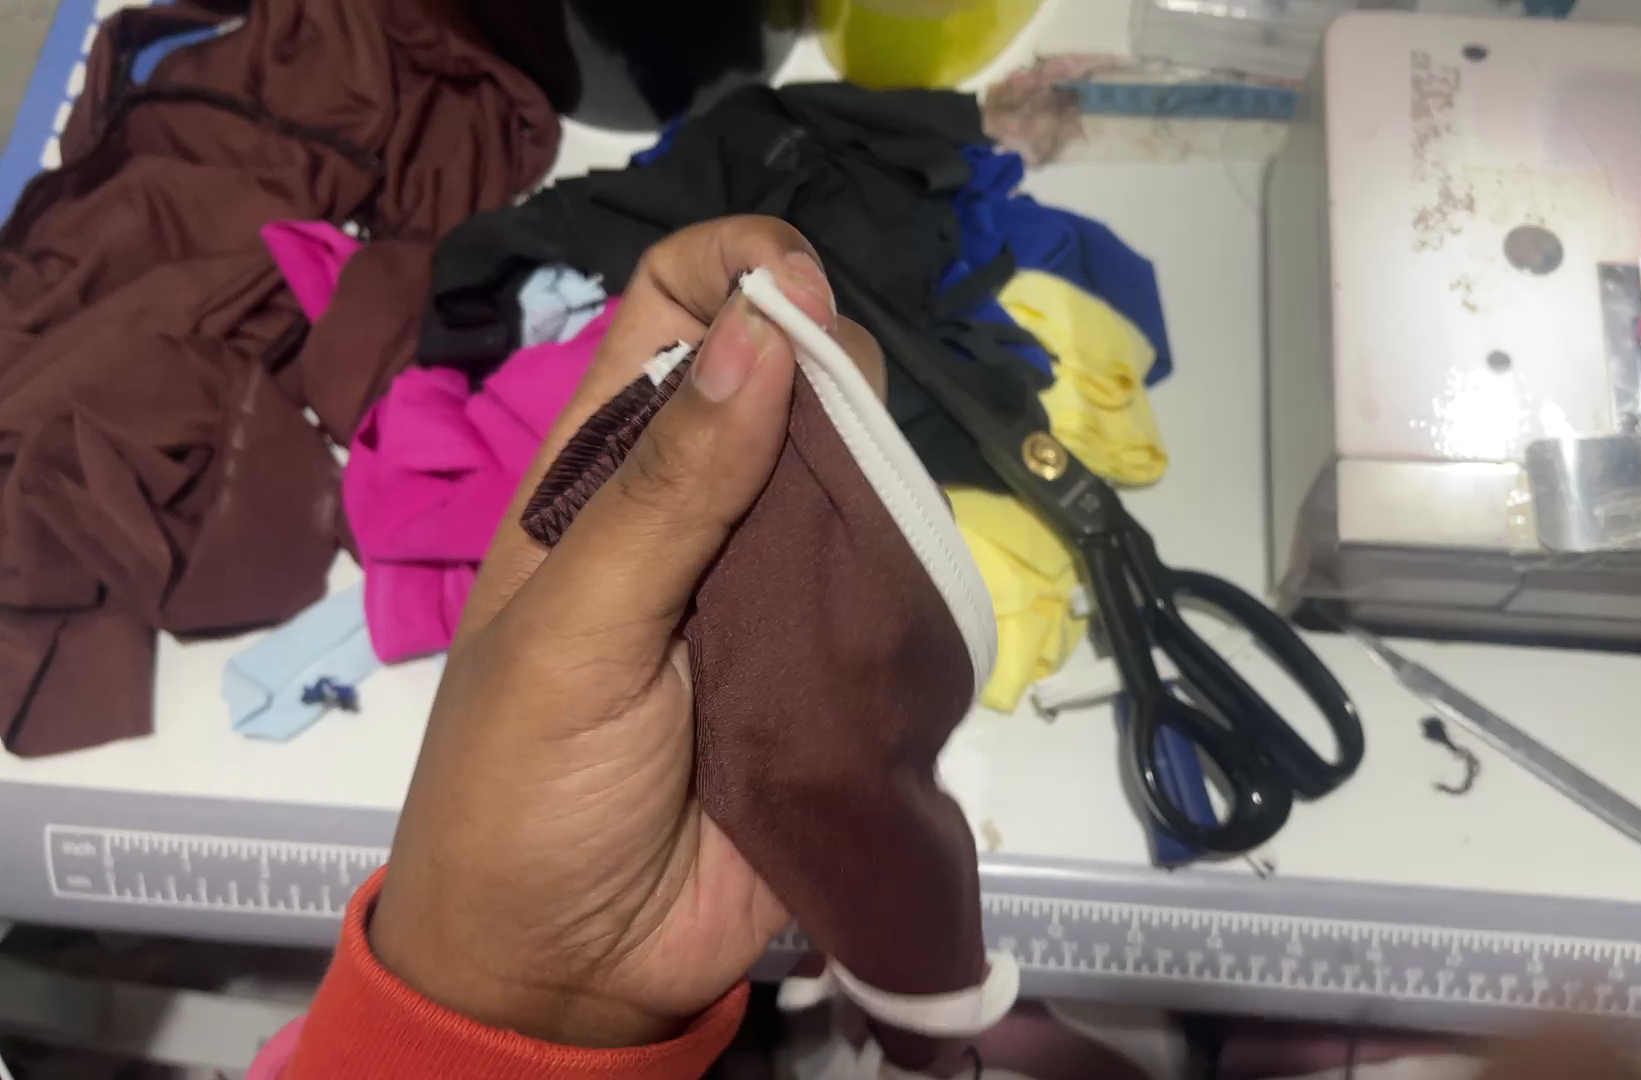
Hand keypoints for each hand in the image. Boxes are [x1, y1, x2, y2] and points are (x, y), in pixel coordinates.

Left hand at [370, 216, 885, 1047]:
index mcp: (613, 470)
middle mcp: (709, 502)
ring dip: (880, 459)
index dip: (735, 269)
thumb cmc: (534, 786)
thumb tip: (766, 332)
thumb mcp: (577, 630)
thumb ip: (671, 488)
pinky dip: (910, 549)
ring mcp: (782, 572)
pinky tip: (915, 561)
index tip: (796, 289)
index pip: (677, 308)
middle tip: (850, 418)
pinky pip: (891, 565)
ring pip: (853, 465)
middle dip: (829, 363)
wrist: (586, 961)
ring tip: (877, 510)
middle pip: (789, 376)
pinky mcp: (839, 641)